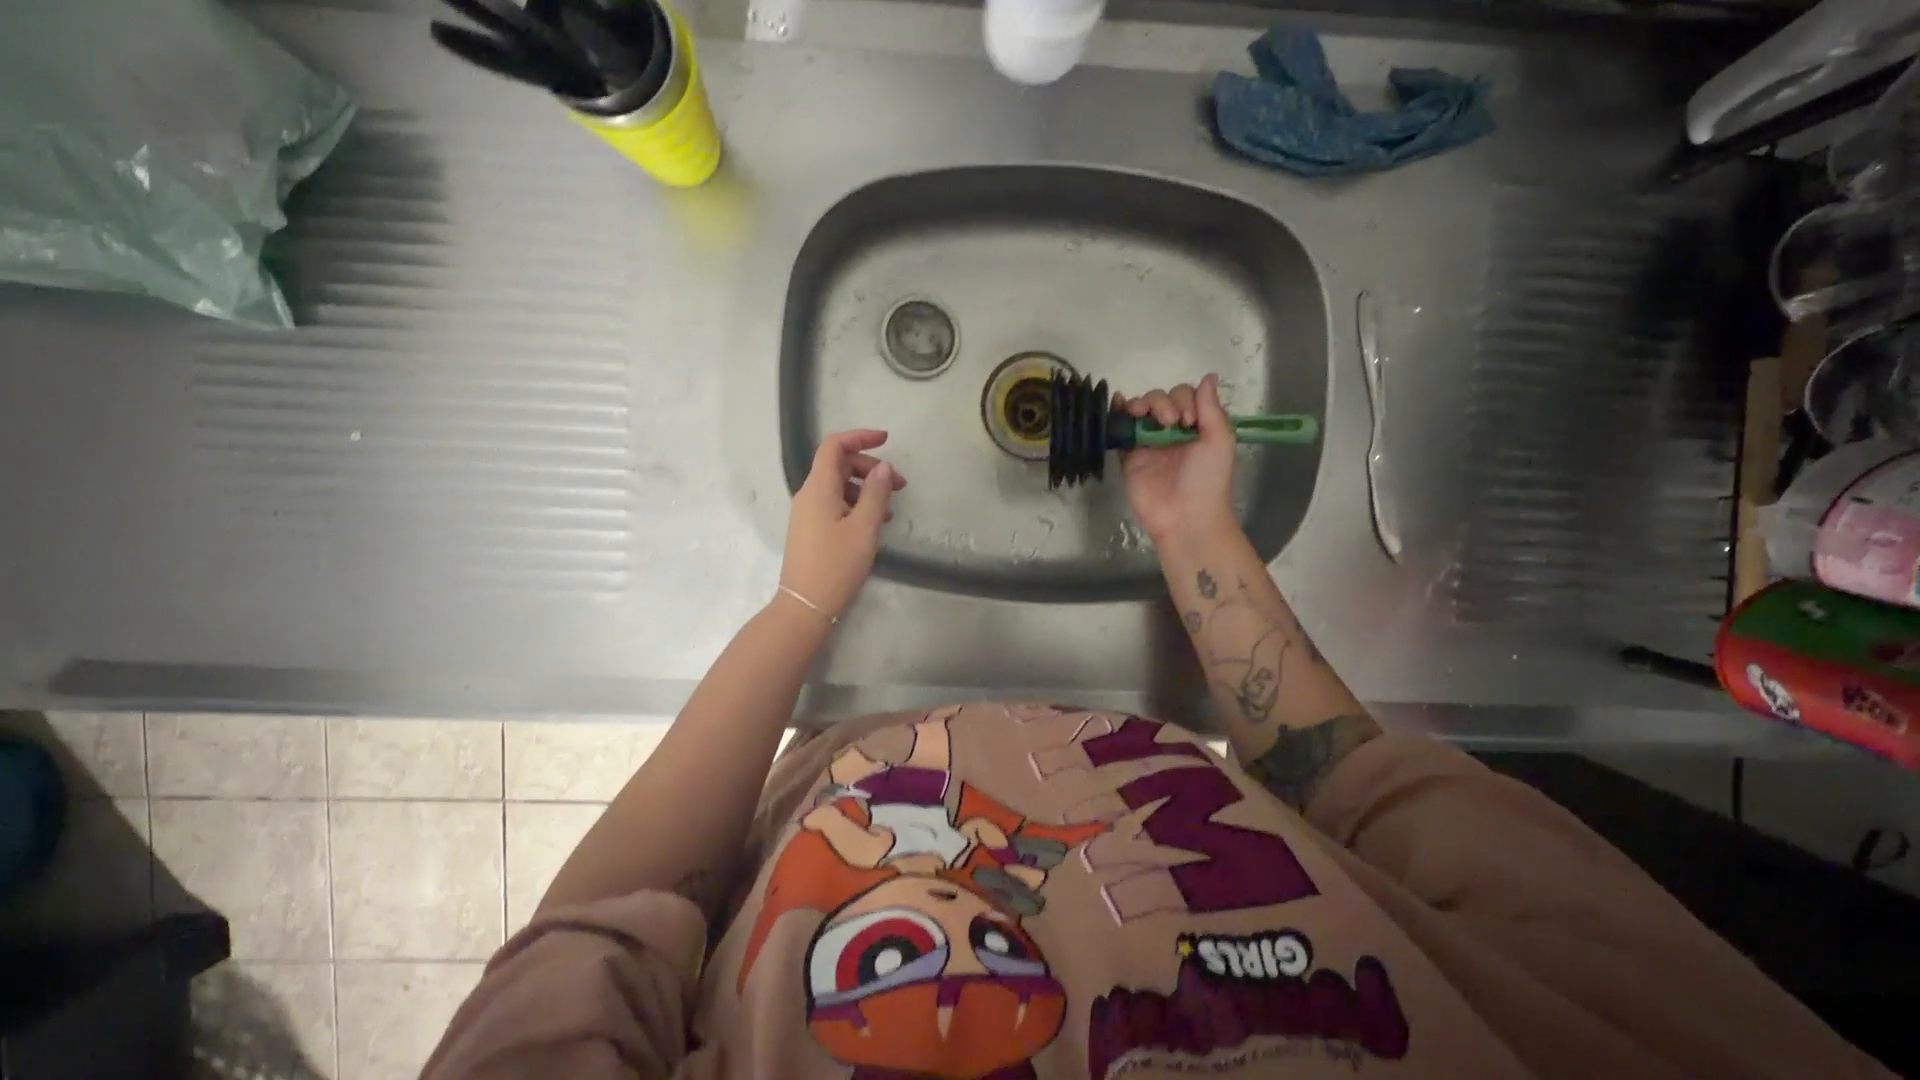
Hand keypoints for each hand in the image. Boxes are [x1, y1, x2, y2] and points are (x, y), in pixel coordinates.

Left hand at [781, 429, 905, 618]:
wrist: (805, 605)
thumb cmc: (836, 565)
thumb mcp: (864, 528)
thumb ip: (876, 494)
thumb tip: (883, 467)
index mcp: (818, 488)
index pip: (834, 446)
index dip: (859, 437)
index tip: (886, 440)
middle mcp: (808, 494)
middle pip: (838, 464)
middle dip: (869, 467)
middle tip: (898, 484)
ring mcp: (807, 513)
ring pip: (838, 485)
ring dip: (865, 488)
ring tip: (891, 508)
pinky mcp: (811, 529)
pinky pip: (835, 503)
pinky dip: (856, 504)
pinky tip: (874, 522)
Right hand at [1120, 375, 1237, 546]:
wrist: (1186, 518)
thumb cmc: (1208, 480)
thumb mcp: (1220, 441)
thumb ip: (1212, 409)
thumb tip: (1208, 376)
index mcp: (1196, 427)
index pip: (1186, 397)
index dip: (1184, 400)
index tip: (1189, 420)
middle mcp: (1172, 432)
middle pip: (1161, 400)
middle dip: (1163, 403)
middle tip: (1171, 423)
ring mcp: (1148, 443)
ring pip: (1140, 410)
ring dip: (1141, 404)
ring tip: (1143, 415)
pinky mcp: (1129, 456)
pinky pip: (1121, 431)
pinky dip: (1117, 413)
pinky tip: (1119, 404)